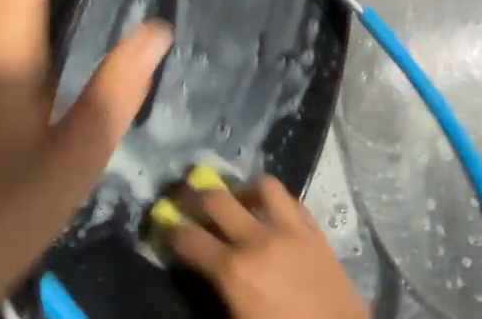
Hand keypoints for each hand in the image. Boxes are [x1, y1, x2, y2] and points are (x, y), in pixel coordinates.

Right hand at [165, 176, 368, 318]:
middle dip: (193, 197)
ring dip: (243, 190)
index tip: (163, 226)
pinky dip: (278, 203)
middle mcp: (259, 241)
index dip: (170, 231)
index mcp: (234, 272)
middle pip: (216, 200)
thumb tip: (202, 272)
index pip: (189, 239)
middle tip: (185, 198)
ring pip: (261, 186)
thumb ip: (216, 296)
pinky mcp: (317, 234)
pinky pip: (293, 202)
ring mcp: (291, 232)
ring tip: (238, 201)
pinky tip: (273, 215)